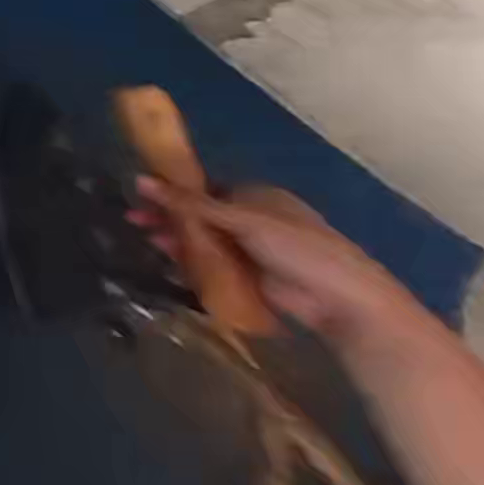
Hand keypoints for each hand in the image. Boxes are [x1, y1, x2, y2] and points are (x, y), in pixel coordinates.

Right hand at [131, 179, 431, 350]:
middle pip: (199, 212)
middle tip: (136, 218)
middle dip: (167, 214)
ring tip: (148, 237)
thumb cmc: (300, 249)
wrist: (346, 305)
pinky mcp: (247, 273)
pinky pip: (210, 260)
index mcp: (258, 197)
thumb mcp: (241, 220)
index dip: (173, 189)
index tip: (143, 194)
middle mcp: (253, 218)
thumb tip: (139, 179)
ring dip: (175, 235)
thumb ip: (189, 203)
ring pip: (202, 236)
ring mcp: (251, 247)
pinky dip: (189, 256)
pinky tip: (168, 255)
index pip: (204, 187)